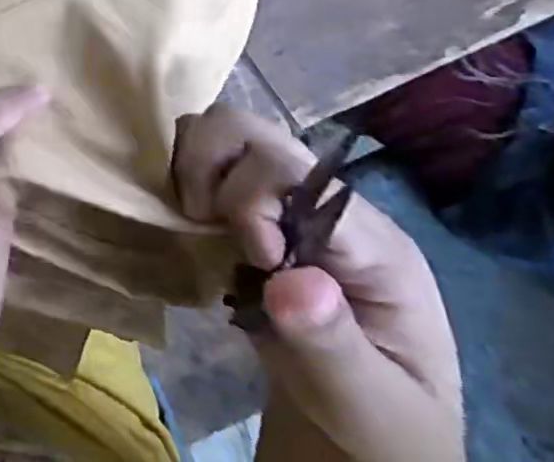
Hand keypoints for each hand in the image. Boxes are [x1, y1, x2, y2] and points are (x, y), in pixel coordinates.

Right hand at [173, 107, 463, 461]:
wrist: (356, 423)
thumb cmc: (374, 420)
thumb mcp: (370, 409)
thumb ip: (335, 349)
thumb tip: (292, 281)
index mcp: (373, 242)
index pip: (298, 173)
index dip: (254, 201)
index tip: (254, 261)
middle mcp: (326, 201)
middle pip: (251, 131)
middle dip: (207, 166)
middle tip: (203, 224)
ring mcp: (284, 196)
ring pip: (220, 130)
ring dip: (190, 165)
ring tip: (195, 221)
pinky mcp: (249, 203)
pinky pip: (201, 155)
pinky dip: (179, 173)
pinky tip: (188, 219)